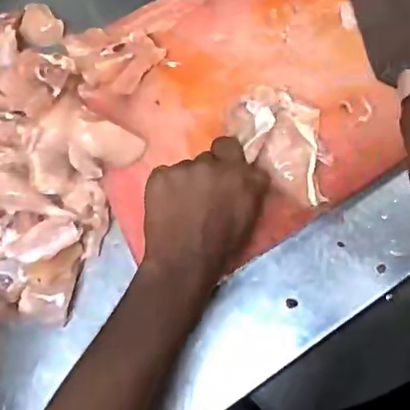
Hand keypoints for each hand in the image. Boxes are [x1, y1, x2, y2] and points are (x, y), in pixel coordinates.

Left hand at [139, 137, 268, 301]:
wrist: (183, 263)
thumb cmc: (221, 249)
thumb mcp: (248, 217)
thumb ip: (248, 188)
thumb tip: (244, 174)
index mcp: (242, 175)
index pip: (230, 145)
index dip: (225, 156)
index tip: (221, 171)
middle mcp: (215, 164)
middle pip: (208, 157)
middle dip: (206, 171)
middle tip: (201, 194)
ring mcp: (185, 167)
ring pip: (185, 167)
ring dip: (185, 181)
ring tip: (181, 207)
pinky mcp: (160, 174)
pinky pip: (164, 175)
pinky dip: (165, 188)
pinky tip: (166, 207)